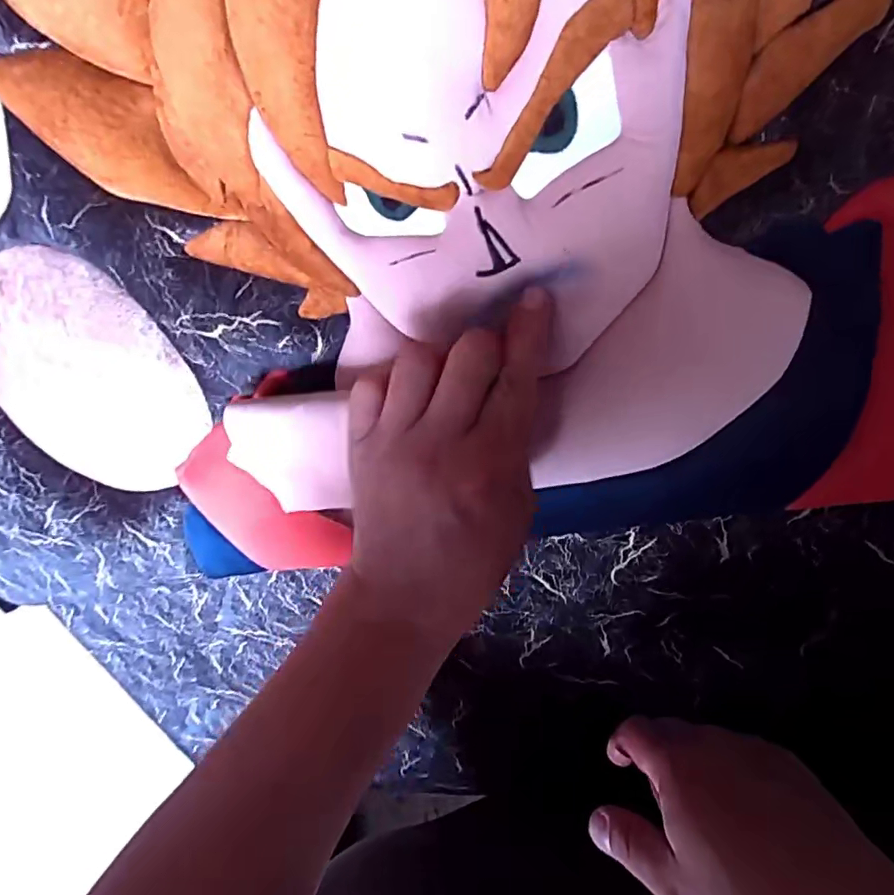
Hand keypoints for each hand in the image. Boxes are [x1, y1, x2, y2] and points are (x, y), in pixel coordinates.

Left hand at [342, 288, 549, 637]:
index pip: (516, 379)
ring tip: (448, 380)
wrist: (402, 595)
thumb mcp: (521, 505)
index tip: (534, 299)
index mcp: (490, 461)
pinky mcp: (358, 442)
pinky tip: (410, 399)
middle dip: (489, 343)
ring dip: (443, 358)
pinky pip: (374, 381)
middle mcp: (440, 440)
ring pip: (419, 357)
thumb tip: (515, 390)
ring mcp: (392, 439)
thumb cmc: (476, 558)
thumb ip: (518, 443)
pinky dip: (397, 380)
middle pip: (468, 353)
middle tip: (493, 360)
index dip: (530, 333)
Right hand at [590, 718, 893, 894]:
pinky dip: (734, 770)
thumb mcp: (676, 888)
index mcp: (682, 767)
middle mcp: (719, 745)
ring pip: (714, 742)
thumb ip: (631, 845)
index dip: (621, 742)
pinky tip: (747, 817)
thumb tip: (597, 819)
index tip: (617, 762)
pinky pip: (749, 754)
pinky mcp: (794, 765)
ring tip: (702, 817)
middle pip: (676, 730)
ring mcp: (761, 751)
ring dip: (698, 763)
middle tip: (656, 799)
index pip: (639, 729)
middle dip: (658, 753)